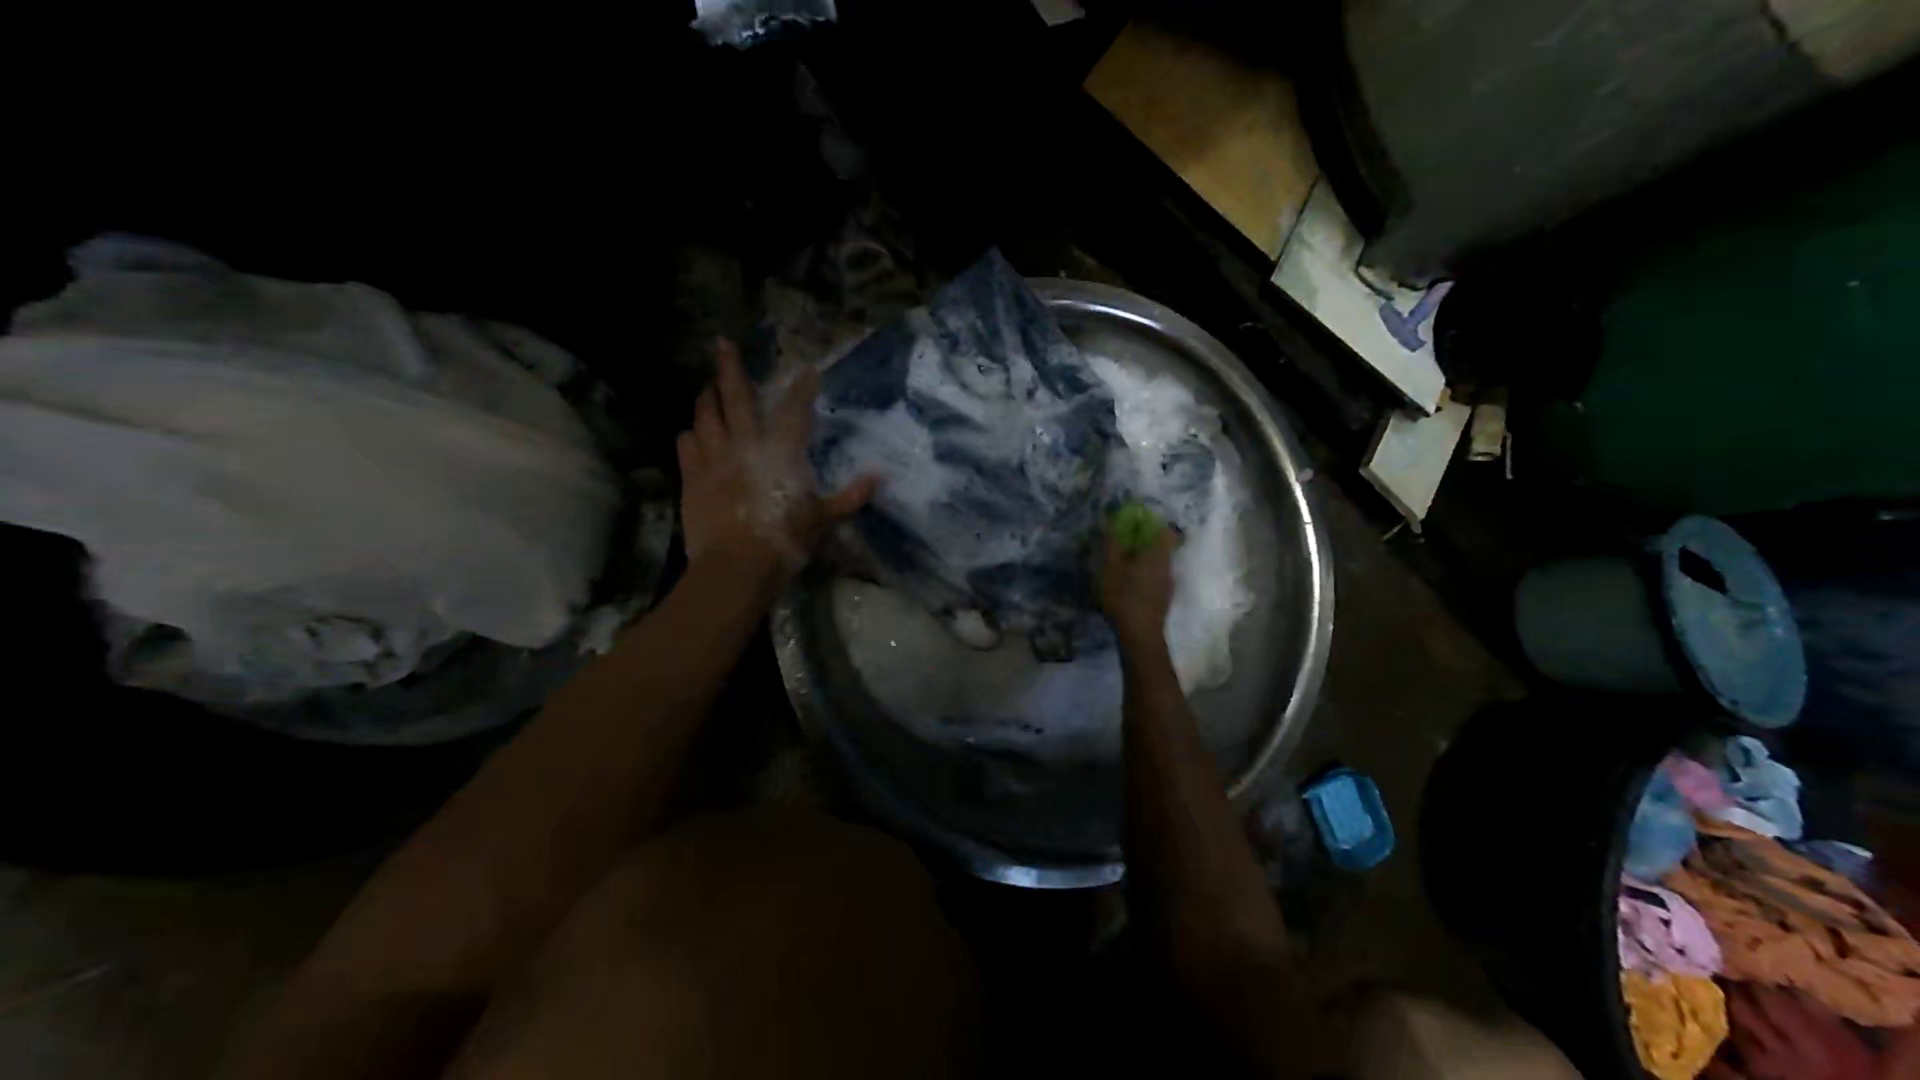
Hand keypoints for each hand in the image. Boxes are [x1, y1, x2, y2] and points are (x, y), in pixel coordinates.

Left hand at [677, 340, 878, 580]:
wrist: (735, 566)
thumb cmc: (784, 541)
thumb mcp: (823, 520)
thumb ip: (850, 496)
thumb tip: (880, 477)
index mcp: (781, 453)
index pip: (796, 411)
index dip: (803, 389)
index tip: (808, 371)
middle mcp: (744, 444)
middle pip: (735, 396)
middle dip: (730, 367)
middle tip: (722, 343)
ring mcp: (713, 458)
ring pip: (705, 415)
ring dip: (707, 397)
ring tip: (707, 386)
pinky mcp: (692, 477)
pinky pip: (687, 445)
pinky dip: (691, 434)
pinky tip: (692, 433)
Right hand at [1098, 523, 1179, 648]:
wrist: (1140, 636)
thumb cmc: (1124, 596)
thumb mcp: (1110, 567)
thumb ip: (1111, 543)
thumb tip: (1110, 520)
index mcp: (1158, 554)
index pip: (1167, 531)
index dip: (1154, 525)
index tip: (1136, 524)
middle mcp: (1168, 567)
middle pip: (1161, 548)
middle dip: (1143, 544)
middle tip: (1122, 545)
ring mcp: (1168, 585)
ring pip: (1157, 565)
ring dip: (1142, 562)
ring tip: (1121, 567)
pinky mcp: (1163, 600)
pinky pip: (1155, 580)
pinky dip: (1143, 578)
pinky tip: (1127, 586)